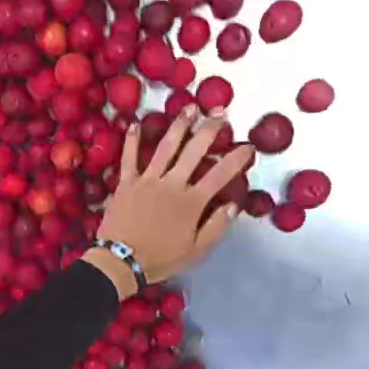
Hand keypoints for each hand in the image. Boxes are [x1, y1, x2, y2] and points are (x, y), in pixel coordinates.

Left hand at [86, 107, 253, 299]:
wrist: (120, 261)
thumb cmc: (160, 258)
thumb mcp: (196, 250)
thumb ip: (216, 226)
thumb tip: (233, 204)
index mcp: (192, 202)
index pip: (220, 174)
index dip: (236, 158)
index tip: (248, 146)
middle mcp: (172, 184)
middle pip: (194, 150)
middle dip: (210, 129)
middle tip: (220, 113)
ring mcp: (147, 180)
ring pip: (166, 146)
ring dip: (179, 125)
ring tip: (189, 107)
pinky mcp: (126, 182)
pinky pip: (129, 156)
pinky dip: (131, 139)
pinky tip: (134, 123)